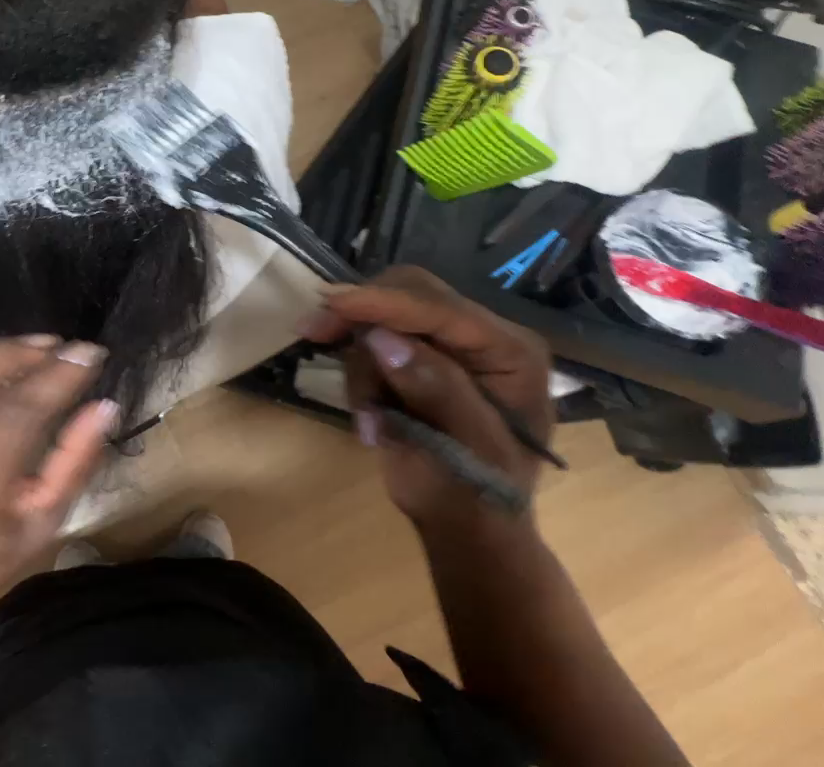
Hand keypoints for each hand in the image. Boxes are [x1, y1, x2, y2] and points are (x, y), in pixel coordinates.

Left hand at [0, 337, 117, 610]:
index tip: (91, 353)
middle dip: (26, 350)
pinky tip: (16, 369)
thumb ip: (75, 461)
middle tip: (66, 345)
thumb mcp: (46, 521)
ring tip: (46, 349)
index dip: (58, 376)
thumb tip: (104, 407)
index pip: (20, 409)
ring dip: (6, 352)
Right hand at [300, 268, 554, 533]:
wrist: (466, 529)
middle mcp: (480, 337)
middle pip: (411, 294)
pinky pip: (368, 346)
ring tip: (372, 424)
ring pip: (380, 321)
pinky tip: (373, 422)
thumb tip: (382, 339)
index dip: (386, 302)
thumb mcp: (468, 451)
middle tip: (313, 332)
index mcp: (511, 352)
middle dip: (362, 316)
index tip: (332, 301)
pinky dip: (360, 380)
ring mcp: (445, 346)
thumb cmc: (479, 499)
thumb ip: (435, 390)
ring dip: (362, 370)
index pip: (443, 310)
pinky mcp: (414, 358)